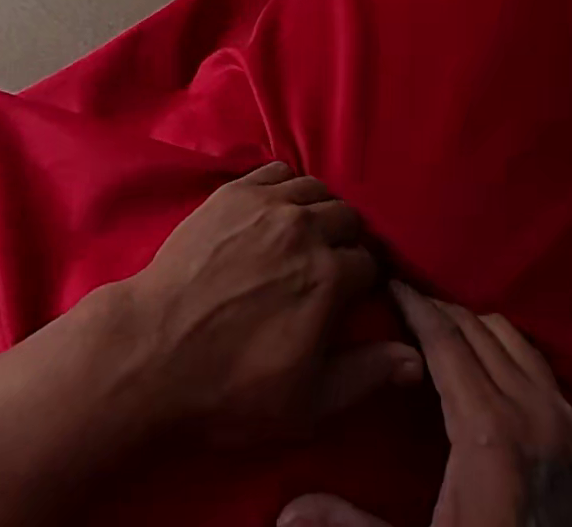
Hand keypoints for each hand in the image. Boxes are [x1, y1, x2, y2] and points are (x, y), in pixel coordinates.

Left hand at [113, 162, 421, 443]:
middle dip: (346, 240)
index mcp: (329, 277)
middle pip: (347, 218)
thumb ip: (368, 374)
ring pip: (315, 189)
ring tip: (305, 233)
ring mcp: (265, 204)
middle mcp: (303, 229)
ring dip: (319, 209)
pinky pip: (276, 170)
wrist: (153, 349)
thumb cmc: (231, 385)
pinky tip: (277, 207)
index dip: (364, 281)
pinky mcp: (232, 193)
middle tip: (327, 263)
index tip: (351, 294)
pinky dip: (286, 185)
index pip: (369, 263)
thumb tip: (418, 356)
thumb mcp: (308, 402)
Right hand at [278, 282, 571, 526]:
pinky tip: (489, 371)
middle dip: (438, 309)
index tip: (389, 283)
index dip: (414, 305)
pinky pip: (541, 367)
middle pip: (478, 328)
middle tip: (403, 307)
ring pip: (514, 339)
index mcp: (489, 432)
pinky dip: (508, 350)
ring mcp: (568, 423)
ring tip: (441, 332)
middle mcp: (533, 412)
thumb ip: (355, 526)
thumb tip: (285, 513)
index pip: (445, 340)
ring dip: (474, 326)